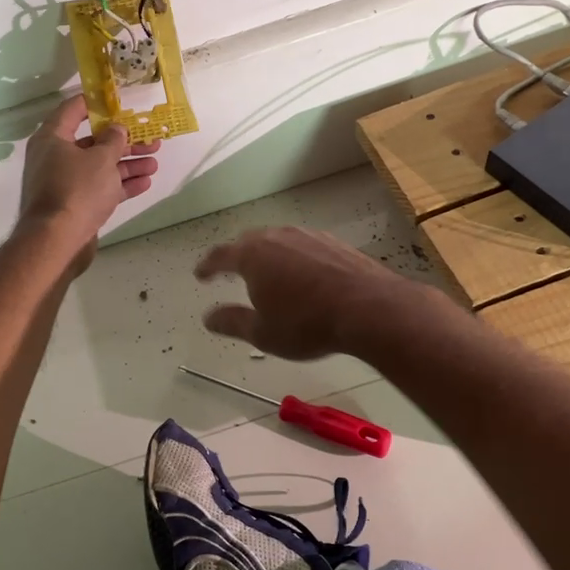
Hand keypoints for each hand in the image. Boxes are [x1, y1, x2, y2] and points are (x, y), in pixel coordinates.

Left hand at [19, 95, 159, 252]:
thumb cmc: (77, 189)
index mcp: (52, 138)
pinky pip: (100, 188)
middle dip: (123, 141)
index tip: (119, 101)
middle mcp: (55, 157)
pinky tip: (145, 183)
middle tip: (150, 138)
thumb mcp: (101, 158)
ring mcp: (65, 182)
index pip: (73, 110)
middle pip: (92, 142)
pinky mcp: (75, 205)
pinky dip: (121, 185)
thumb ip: (113, 140)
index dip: (96, 103)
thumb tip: (117, 128)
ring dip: (128, 164)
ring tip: (155, 163)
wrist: (57, 241)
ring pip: (100, 167)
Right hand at [195, 227, 430, 359]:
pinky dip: (295, 257)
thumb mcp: (263, 333)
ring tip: (269, 273)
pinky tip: (304, 275)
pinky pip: (304, 245)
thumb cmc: (307, 323)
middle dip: (238, 256)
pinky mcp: (334, 242)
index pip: (221, 255)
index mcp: (253, 255)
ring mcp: (308, 235)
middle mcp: (277, 236)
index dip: (208, 266)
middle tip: (232, 271)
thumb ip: (233, 322)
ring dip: (269, 254)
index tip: (200, 274)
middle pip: (249, 241)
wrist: (368, 308)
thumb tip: (208, 317)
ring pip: (279, 240)